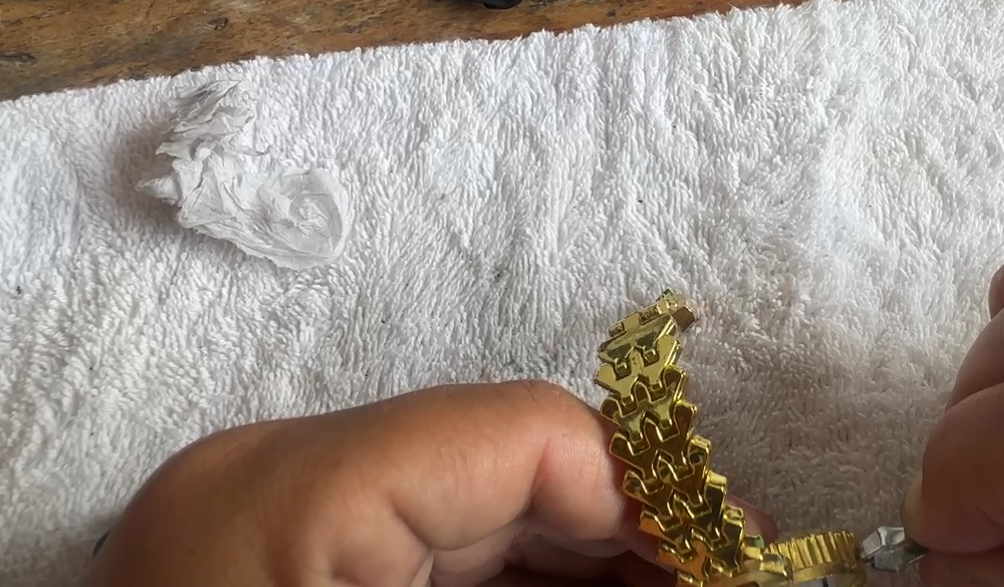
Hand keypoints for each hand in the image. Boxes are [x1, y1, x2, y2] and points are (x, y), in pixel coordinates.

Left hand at [86, 380, 672, 586]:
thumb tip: (724, 567)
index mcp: (291, 495)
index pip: (518, 431)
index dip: (642, 491)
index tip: (726, 558)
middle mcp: (280, 470)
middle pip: (510, 461)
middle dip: (627, 523)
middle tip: (725, 566)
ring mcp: (276, 509)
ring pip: (482, 502)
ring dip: (584, 551)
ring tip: (675, 574)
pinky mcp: (290, 549)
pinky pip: (438, 542)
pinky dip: (524, 575)